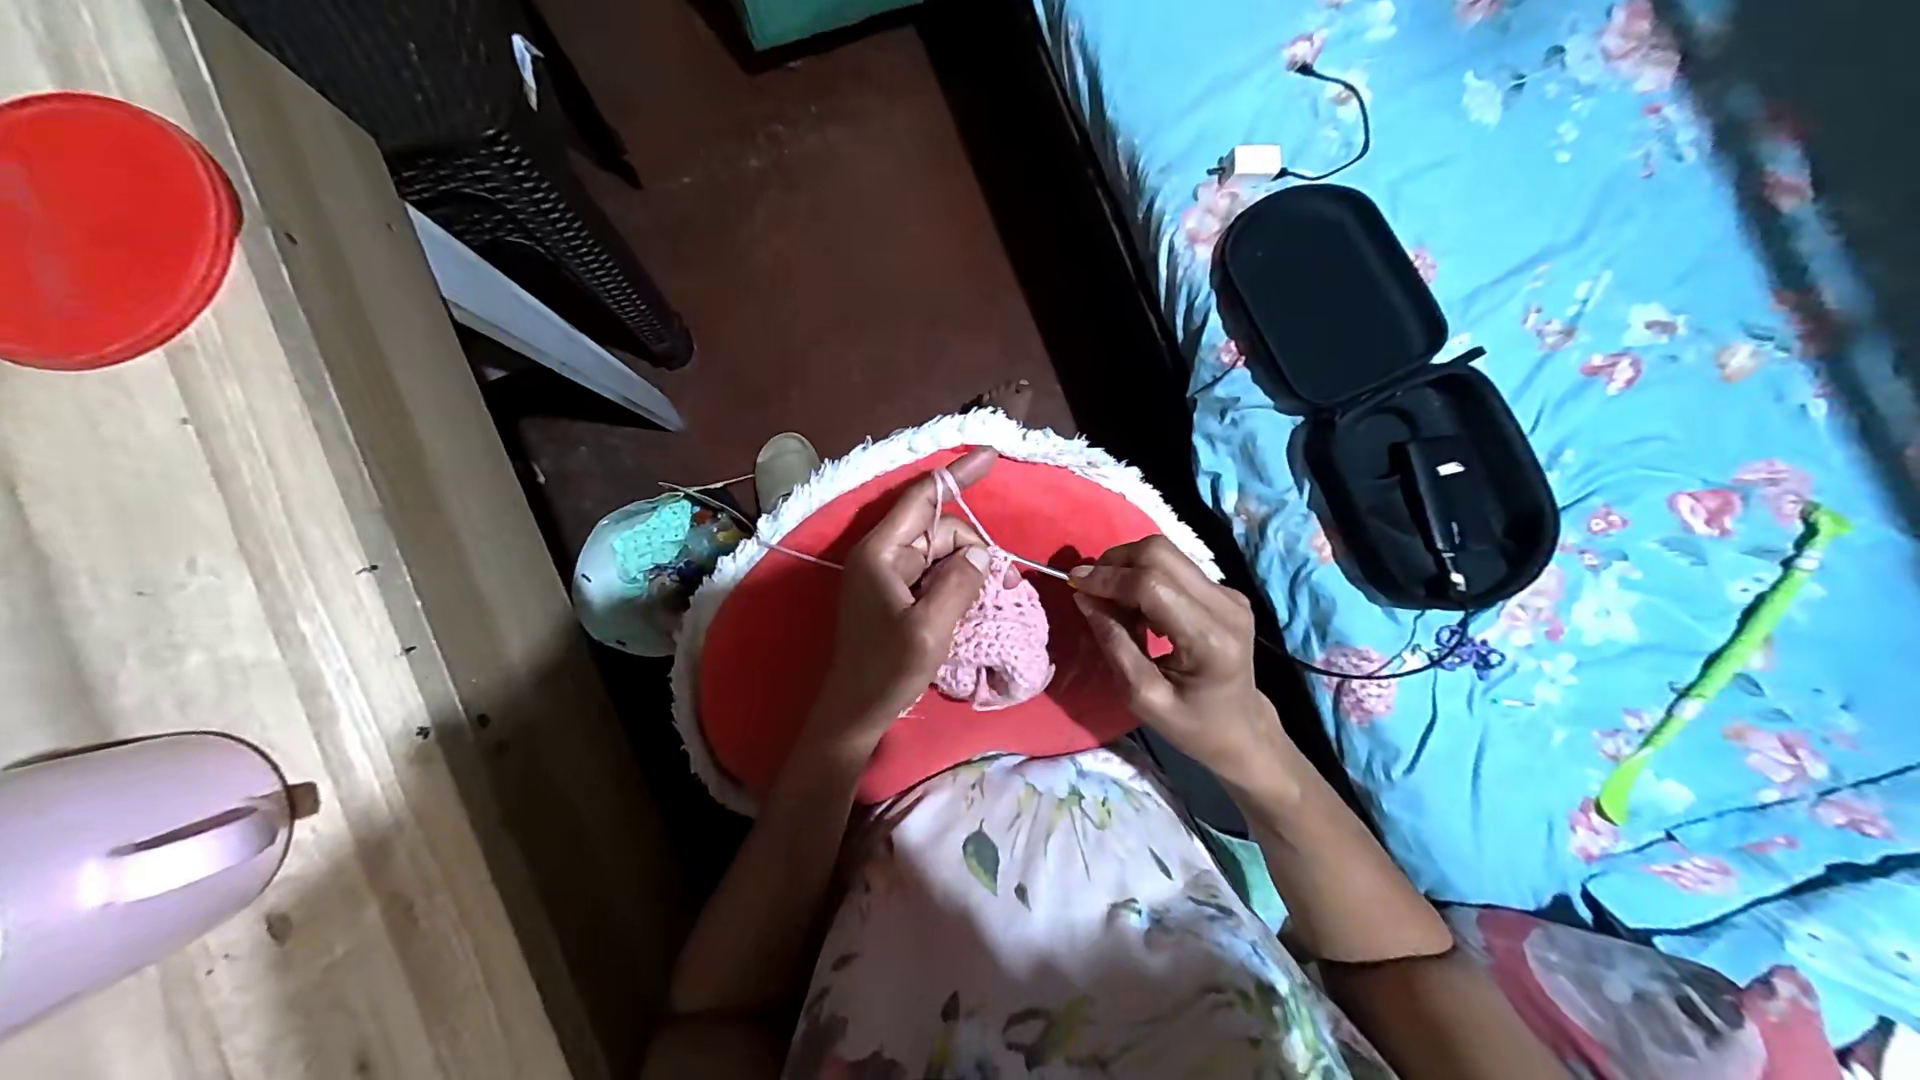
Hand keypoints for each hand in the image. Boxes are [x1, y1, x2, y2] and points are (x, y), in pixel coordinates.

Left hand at [808, 449, 997, 751]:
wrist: (855, 711)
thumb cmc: (885, 670)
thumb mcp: (929, 629)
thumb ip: (959, 583)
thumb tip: (983, 554)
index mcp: (882, 553)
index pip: (923, 498)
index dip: (957, 476)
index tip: (990, 454)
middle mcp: (884, 556)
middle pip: (940, 529)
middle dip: (976, 546)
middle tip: (1008, 581)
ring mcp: (889, 576)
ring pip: (941, 552)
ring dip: (971, 566)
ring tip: (999, 593)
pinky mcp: (897, 595)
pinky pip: (935, 573)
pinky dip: (959, 581)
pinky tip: (978, 598)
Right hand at [1070, 536, 1293, 794]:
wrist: (1240, 728)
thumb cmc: (1191, 723)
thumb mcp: (1142, 696)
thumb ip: (1113, 644)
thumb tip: (1085, 597)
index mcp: (1210, 639)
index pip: (1152, 584)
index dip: (1108, 578)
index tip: (1075, 584)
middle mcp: (1226, 606)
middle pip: (1160, 553)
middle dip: (1116, 562)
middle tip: (1090, 587)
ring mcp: (1229, 595)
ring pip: (1166, 553)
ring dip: (1128, 567)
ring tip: (1110, 599)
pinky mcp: (1225, 591)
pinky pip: (1175, 566)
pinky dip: (1144, 576)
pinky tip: (1135, 606)